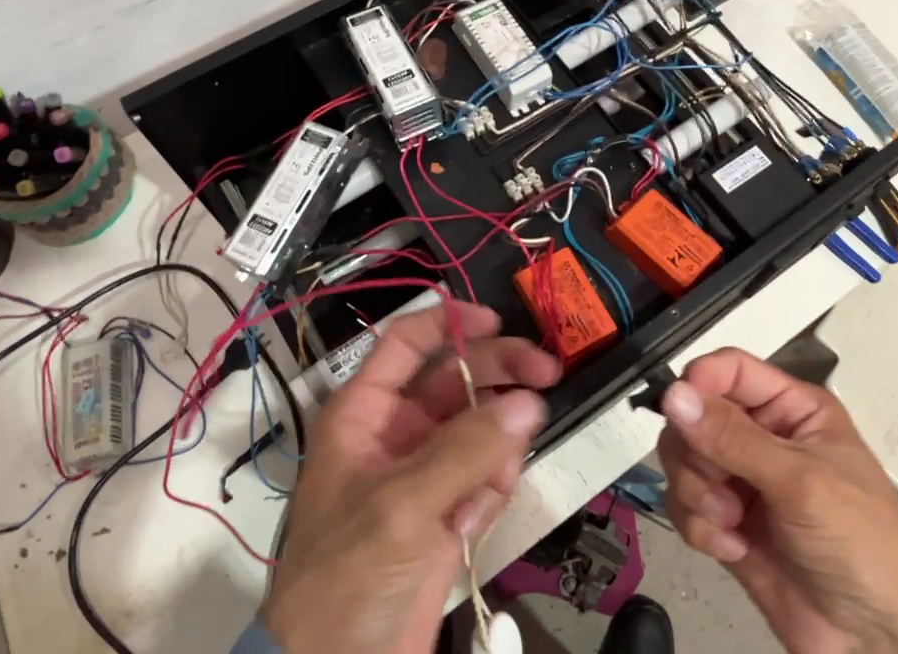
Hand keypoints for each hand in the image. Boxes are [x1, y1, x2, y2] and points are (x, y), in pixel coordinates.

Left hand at [263, 303, 559, 653]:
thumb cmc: (348, 575)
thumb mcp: (401, 505)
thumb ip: (466, 451)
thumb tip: (528, 404)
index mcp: (364, 413)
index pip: (406, 345)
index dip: (448, 324)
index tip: (499, 321)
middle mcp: (394, 432)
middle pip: (455, 380)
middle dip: (499, 374)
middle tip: (549, 374)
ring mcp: (423, 472)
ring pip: (478, 427)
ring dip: (498, 442)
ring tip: (500, 476)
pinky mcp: (447, 511)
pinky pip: (485, 473)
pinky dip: (494, 485)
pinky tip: (481, 514)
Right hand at [658, 349, 897, 653]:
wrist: (875, 639)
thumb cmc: (861, 543)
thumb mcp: (801, 483)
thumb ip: (733, 438)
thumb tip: (674, 394)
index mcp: (792, 409)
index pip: (730, 369)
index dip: (700, 381)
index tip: (679, 409)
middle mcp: (762, 435)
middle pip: (694, 414)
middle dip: (696, 453)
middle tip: (722, 485)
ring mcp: (741, 479)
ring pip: (681, 459)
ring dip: (696, 493)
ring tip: (731, 523)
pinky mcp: (725, 521)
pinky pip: (682, 504)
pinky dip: (698, 526)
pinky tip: (732, 548)